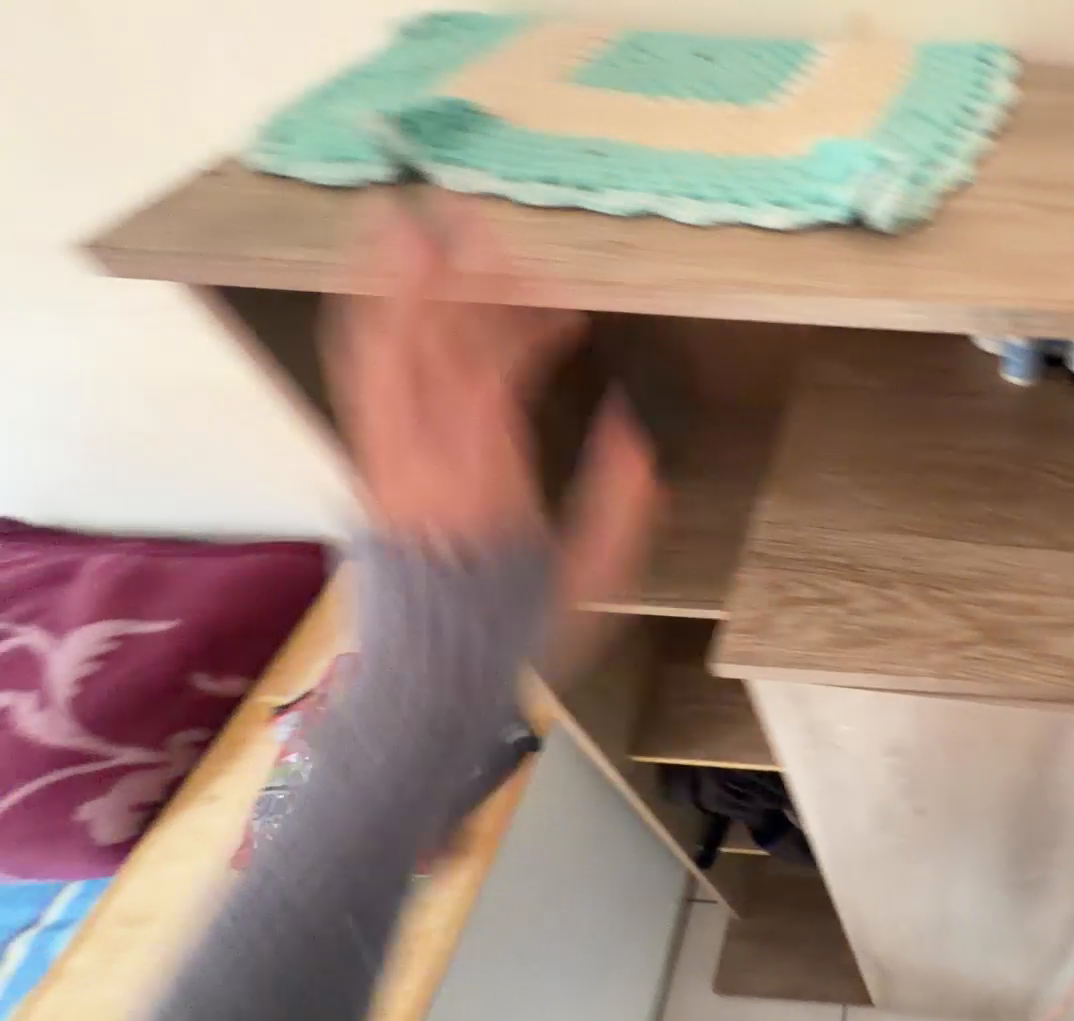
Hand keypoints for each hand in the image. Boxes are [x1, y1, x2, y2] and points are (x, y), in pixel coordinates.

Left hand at [327, 193, 662, 654]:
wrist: (437, 677)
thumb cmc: (525, 629)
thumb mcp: (595, 573)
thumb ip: (622, 498)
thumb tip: (641, 423)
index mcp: (486, 487)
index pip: (491, 379)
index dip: (525, 329)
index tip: (569, 307)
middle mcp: (422, 465)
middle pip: (418, 350)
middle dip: (440, 277)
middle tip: (466, 220)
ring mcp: (383, 464)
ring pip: (373, 358)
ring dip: (387, 286)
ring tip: (401, 228)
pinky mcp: (369, 470)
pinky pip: (361, 385)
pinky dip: (369, 331)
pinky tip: (381, 299)